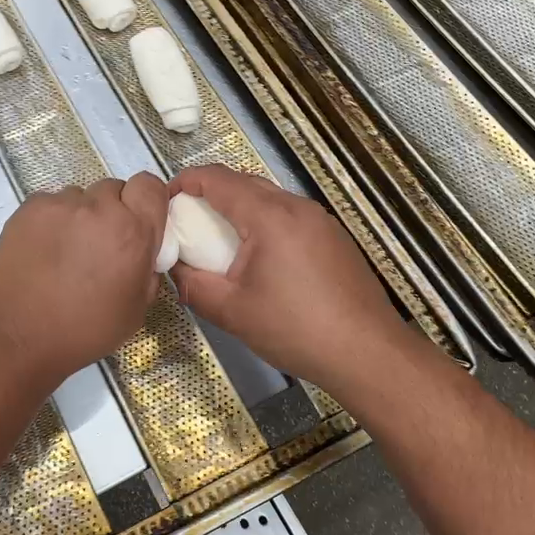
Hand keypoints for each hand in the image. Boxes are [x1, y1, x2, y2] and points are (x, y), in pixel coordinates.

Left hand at [0, 173, 168, 385]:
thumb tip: (143, 252)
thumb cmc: (84, 330)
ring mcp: (60, 204)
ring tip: (66, 250)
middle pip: (114, 189)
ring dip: (81, 215)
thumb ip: (147, 270)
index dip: (146, 202)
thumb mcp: (136, 310)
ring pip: (80, 196)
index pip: (149, 185)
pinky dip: (52, 220)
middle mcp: (98, 208)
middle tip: (100, 245)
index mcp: (132, 231)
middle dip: (113, 211)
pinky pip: (51, 203)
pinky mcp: (29, 207)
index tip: (138, 223)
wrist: (18, 334)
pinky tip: (43, 249)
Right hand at [168, 165, 406, 390]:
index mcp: (269, 216)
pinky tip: (259, 257)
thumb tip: (174, 266)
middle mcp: (297, 207)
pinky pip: (289, 216)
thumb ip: (191, 283)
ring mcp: (321, 221)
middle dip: (210, 194)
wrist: (369, 355)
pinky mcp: (334, 238)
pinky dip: (264, 222)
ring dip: (238, 208)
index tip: (165, 200)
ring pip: (269, 198)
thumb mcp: (230, 311)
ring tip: (219, 240)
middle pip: (244, 182)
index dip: (186, 181)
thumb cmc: (296, 330)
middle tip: (187, 221)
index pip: (218, 179)